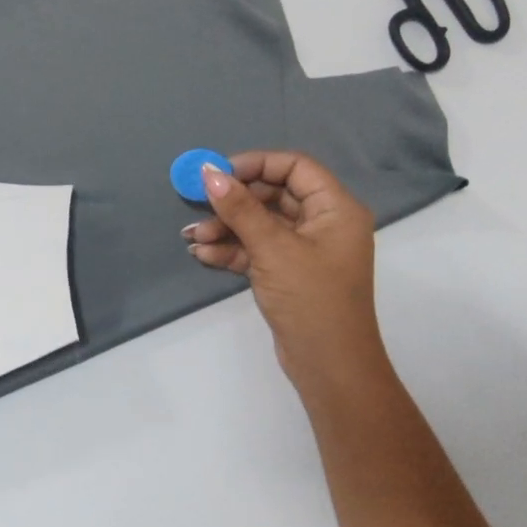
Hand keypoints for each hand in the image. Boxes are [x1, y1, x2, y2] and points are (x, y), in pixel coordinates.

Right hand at [182, 151, 387, 391]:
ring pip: (259, 223)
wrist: (328, 362)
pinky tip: (202, 254)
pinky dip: (230, 248)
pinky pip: (255, 248)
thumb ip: (240, 209)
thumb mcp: (272, 249)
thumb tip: (209, 173)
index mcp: (335, 209)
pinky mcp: (287, 271)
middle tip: (197, 205)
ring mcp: (304, 249)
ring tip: (192, 237)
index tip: (217, 174)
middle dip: (232, 201)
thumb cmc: (311, 298)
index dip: (255, 164)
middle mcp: (322, 223)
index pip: (295, 167)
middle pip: (272, 194)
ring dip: (225, 227)